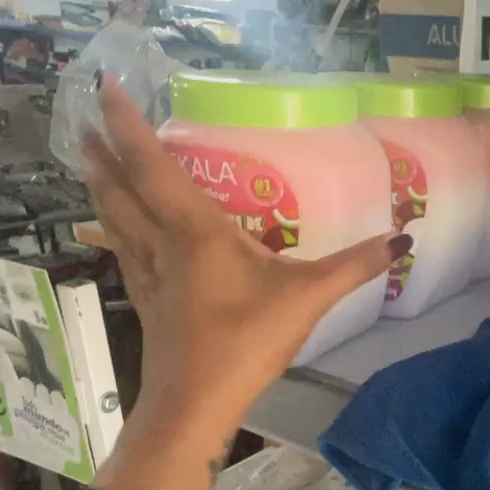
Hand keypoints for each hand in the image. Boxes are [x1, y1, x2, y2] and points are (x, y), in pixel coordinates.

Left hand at [80, 84, 407, 432]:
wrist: (194, 403)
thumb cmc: (247, 341)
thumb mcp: (309, 298)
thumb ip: (355, 266)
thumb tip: (403, 238)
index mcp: (196, 232)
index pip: (152, 167)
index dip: (128, 125)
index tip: (104, 86)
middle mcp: (161, 244)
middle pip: (120, 188)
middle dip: (102, 150)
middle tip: (86, 118)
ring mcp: (147, 274)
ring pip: (113, 218)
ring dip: (100, 184)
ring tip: (89, 159)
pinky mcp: (146, 301)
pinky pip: (123, 248)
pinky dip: (114, 225)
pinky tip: (118, 231)